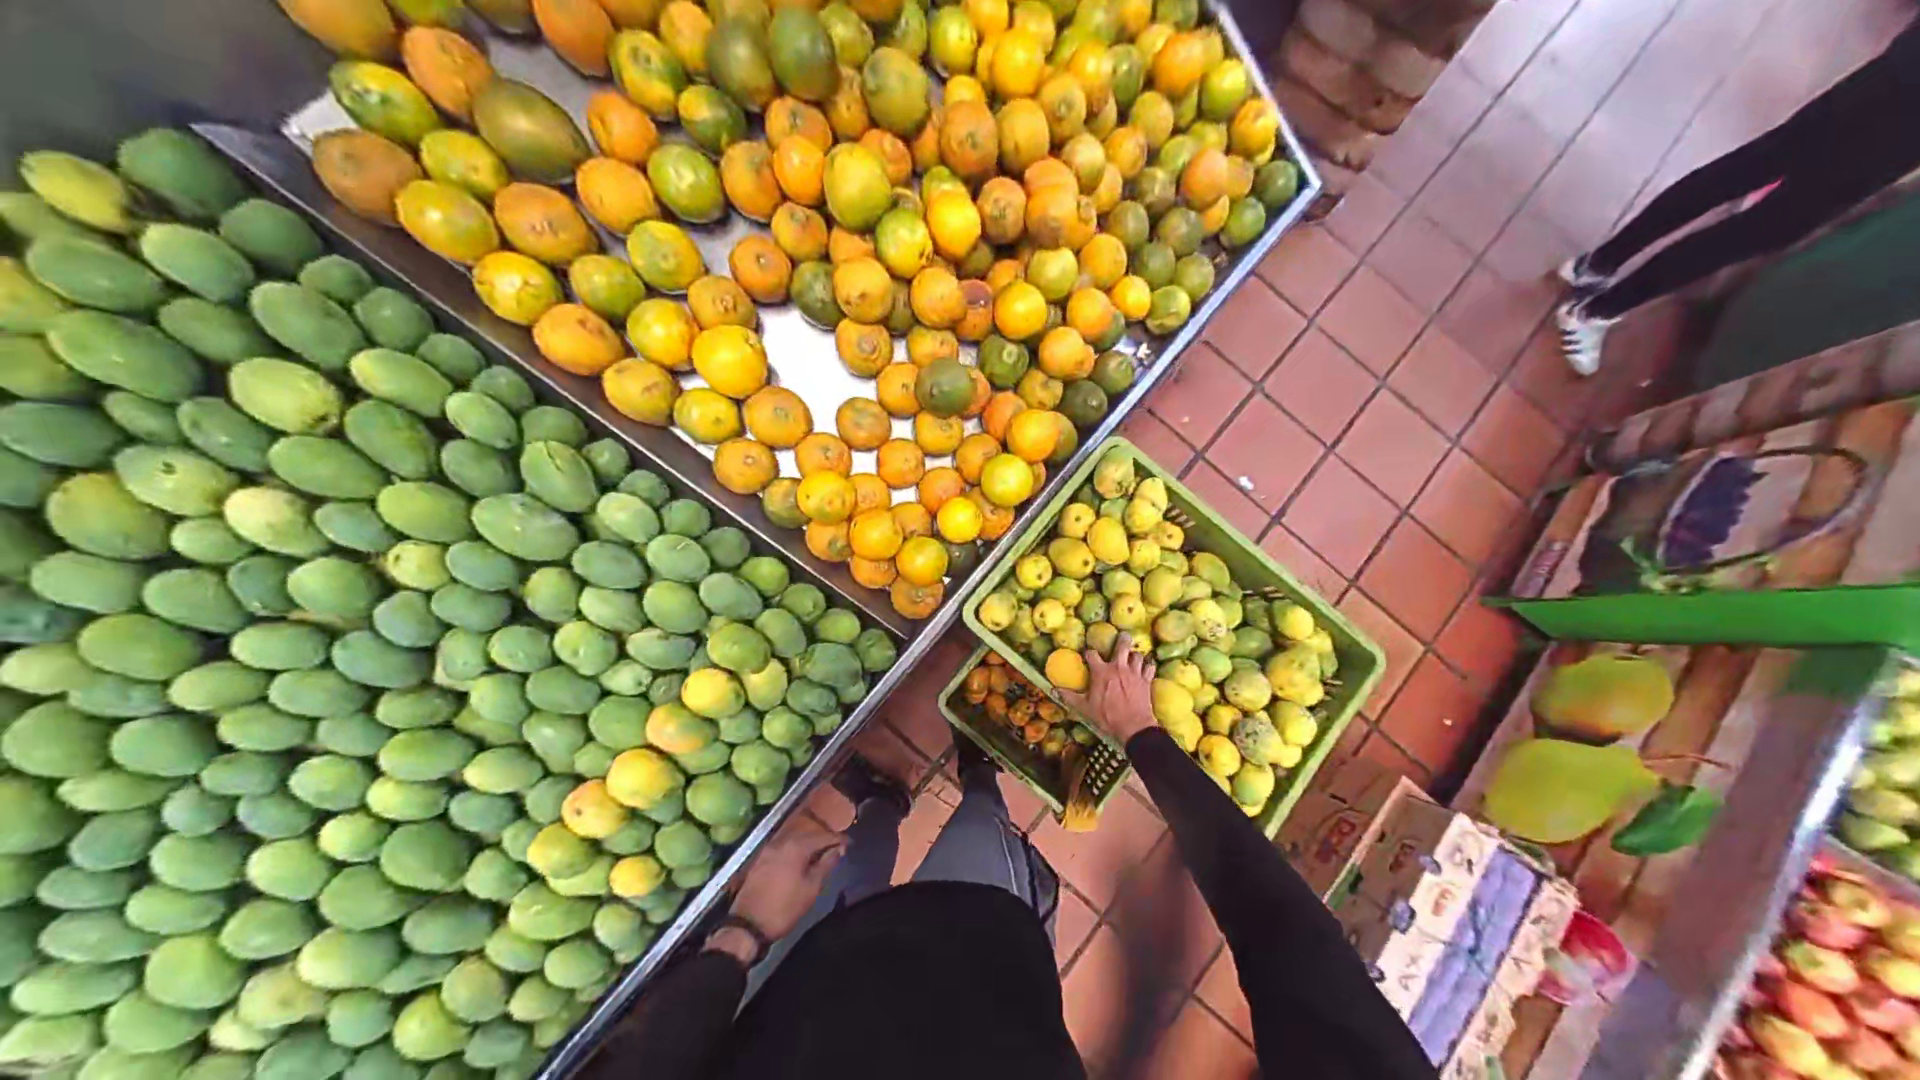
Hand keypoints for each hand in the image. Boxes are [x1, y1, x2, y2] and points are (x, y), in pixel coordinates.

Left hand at [723, 817, 846, 943]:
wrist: (747, 925)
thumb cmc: (784, 908)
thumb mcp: (811, 888)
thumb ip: (826, 865)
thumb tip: (838, 850)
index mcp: (796, 846)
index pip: (823, 836)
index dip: (838, 840)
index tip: (850, 844)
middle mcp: (781, 842)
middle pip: (808, 834)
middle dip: (823, 839)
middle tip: (837, 848)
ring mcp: (768, 850)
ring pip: (794, 840)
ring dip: (808, 844)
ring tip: (820, 854)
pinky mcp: (760, 860)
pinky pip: (783, 848)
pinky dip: (795, 850)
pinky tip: (800, 860)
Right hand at [1057, 633, 1157, 742]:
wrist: (1133, 726)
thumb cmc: (1107, 716)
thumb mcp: (1085, 708)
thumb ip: (1070, 697)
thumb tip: (1055, 689)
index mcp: (1101, 671)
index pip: (1092, 654)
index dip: (1089, 653)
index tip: (1088, 655)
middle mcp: (1118, 667)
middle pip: (1122, 645)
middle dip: (1122, 639)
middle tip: (1122, 637)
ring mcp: (1134, 672)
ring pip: (1137, 655)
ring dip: (1134, 655)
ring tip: (1132, 657)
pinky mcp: (1146, 680)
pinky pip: (1150, 667)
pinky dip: (1148, 666)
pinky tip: (1145, 669)